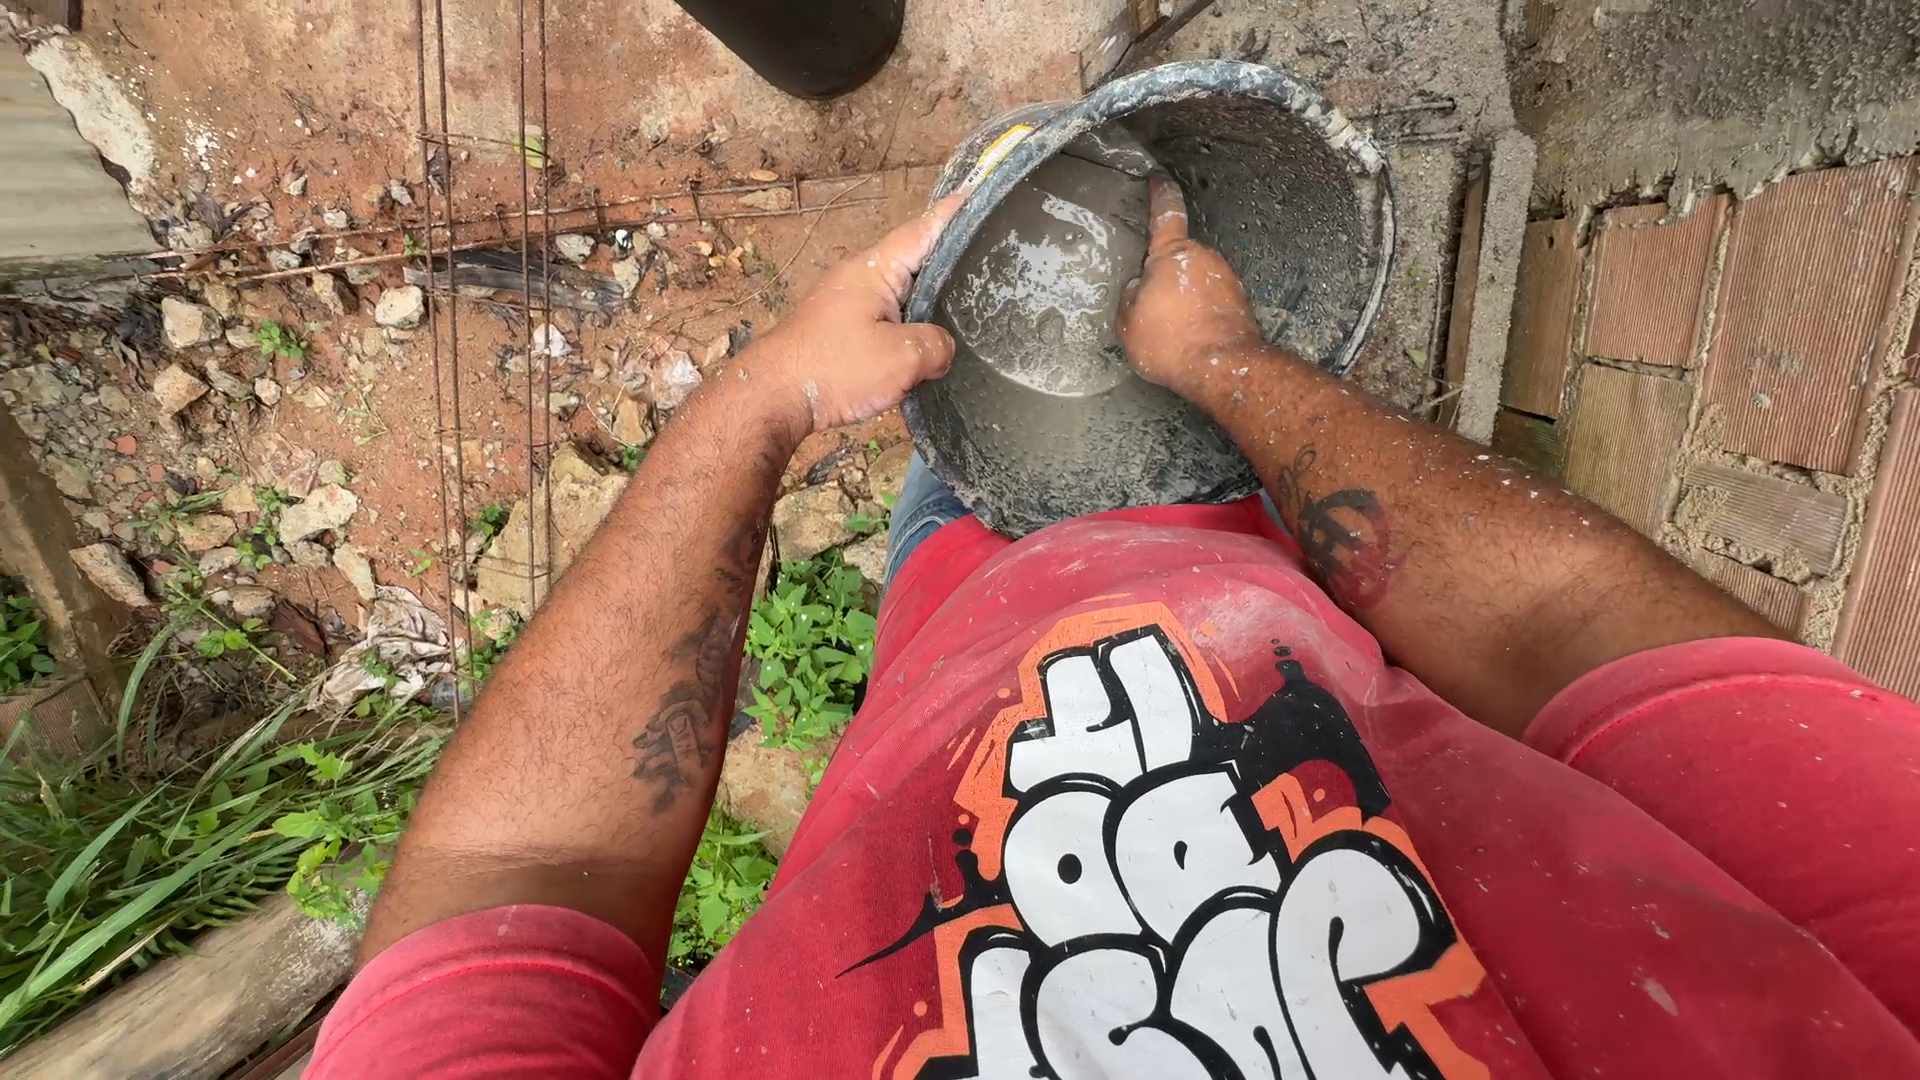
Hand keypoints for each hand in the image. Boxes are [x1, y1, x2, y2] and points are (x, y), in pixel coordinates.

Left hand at [748, 193, 964, 433]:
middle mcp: (859, 278)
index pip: (922, 231)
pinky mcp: (839, 331)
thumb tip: (941, 349)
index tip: (977, 193)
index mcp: (875, 270)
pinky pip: (884, 320)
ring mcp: (846, 304)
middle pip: (913, 262)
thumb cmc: (835, 369)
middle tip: (985, 261)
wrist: (775, 396)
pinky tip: (921, 346)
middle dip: (946, 260)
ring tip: (960, 308)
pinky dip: (907, 327)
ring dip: (926, 302)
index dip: (952, 214)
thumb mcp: (902, 358)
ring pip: (899, 296)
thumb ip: (936, 346)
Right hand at [1116, 175, 1263, 390]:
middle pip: (1177, 258)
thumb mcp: (1128, 322)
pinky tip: (1188, 338)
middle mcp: (1203, 258)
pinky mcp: (1237, 301)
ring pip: (1194, 282)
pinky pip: (1209, 302)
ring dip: (1182, 300)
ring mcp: (1224, 278)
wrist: (1221, 368)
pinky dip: (1198, 315)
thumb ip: (1129, 297)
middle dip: (1163, 277)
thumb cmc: (1171, 343)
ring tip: (1170, 331)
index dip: (1160, 194)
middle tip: (1150, 308)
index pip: (1165, 214)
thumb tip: (1137, 288)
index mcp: (1172, 255)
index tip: (1157, 179)